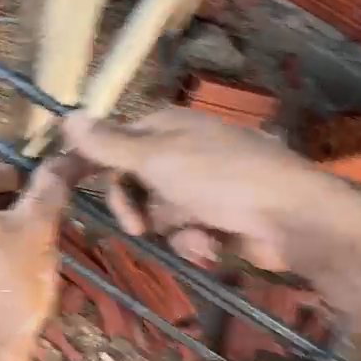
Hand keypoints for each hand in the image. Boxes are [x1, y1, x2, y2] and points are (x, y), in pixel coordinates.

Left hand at [0, 156, 85, 360]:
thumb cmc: (12, 284)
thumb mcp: (37, 229)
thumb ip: (49, 188)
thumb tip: (66, 158)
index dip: (17, 174)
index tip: (46, 191)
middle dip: (10, 195)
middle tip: (42, 213)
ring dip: (4, 215)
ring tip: (34, 234)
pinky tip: (17, 254)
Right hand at [62, 109, 360, 273]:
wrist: (296, 218)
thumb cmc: (220, 177)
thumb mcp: (155, 157)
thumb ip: (108, 143)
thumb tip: (65, 114)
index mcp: (164, 125)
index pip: (111, 141)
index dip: (90, 163)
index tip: (65, 185)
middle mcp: (181, 149)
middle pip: (132, 180)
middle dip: (133, 206)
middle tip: (135, 227)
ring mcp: (203, 183)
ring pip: (159, 210)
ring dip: (171, 227)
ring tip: (194, 235)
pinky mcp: (222, 215)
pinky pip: (188, 229)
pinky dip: (196, 239)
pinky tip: (213, 245)